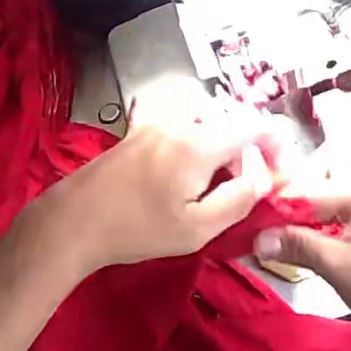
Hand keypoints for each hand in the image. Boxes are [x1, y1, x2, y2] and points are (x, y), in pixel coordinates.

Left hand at [18, 101, 276, 274]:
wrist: (74, 220)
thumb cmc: (137, 230)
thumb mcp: (197, 228)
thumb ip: (238, 199)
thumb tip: (261, 178)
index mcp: (198, 143)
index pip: (253, 125)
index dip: (275, 145)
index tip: (277, 172)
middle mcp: (178, 123)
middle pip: (228, 122)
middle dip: (245, 151)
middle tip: (241, 187)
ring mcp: (153, 123)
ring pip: (203, 120)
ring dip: (218, 144)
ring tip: (211, 181)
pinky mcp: (135, 132)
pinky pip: (177, 123)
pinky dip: (192, 139)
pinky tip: (181, 167)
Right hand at [255, 157, 350, 350]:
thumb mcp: (338, 268)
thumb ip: (294, 244)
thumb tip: (253, 237)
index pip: (300, 185)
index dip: (268, 203)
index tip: (238, 217)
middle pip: (310, 177)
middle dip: (282, 197)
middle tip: (252, 220)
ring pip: (320, 192)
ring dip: (296, 210)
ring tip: (266, 231)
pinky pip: (334, 207)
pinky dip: (314, 220)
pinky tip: (294, 239)